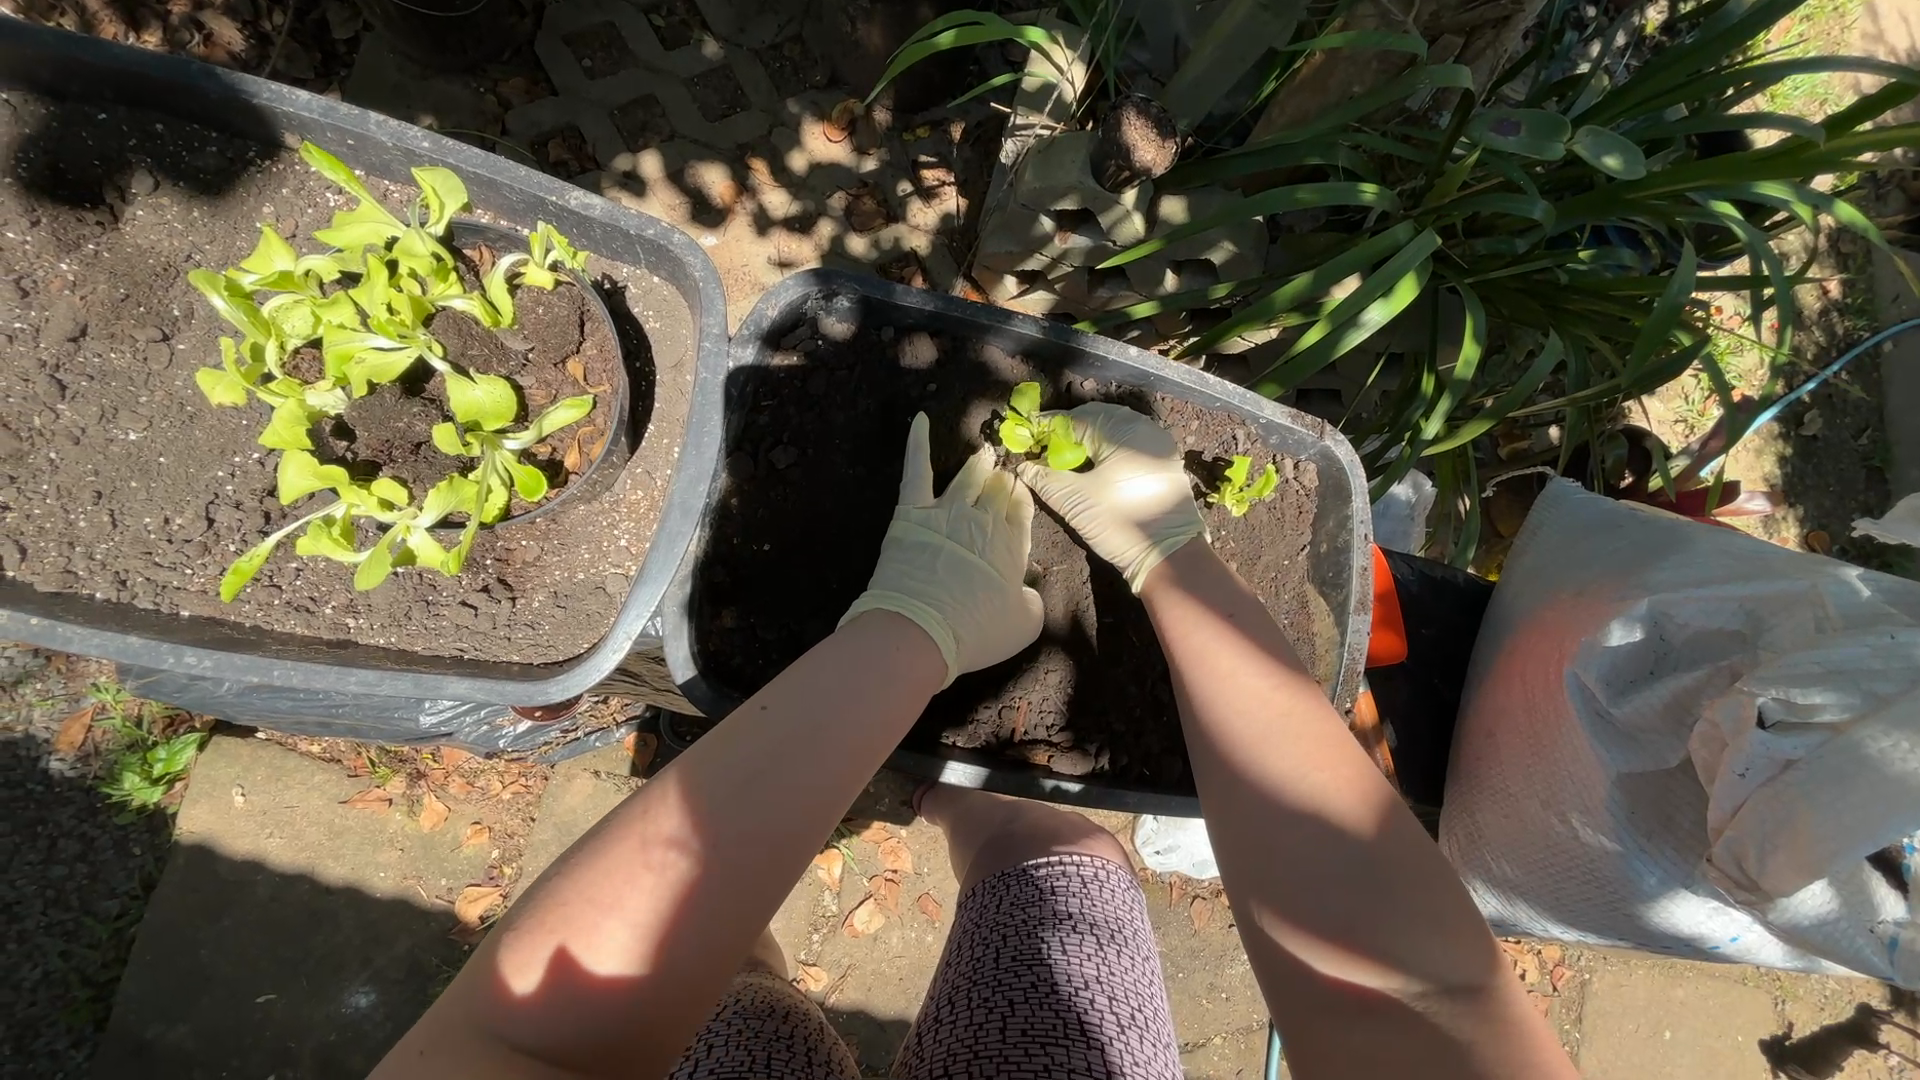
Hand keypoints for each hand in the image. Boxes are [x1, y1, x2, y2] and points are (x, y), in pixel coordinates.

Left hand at [841, 413, 1044, 686]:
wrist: (920, 629)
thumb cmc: (975, 632)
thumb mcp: (1025, 624)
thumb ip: (1032, 599)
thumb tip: (1027, 584)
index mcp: (1012, 546)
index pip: (1020, 511)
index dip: (1021, 500)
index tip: (1020, 493)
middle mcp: (983, 520)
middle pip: (997, 491)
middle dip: (1002, 479)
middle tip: (1003, 470)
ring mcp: (947, 510)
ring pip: (967, 477)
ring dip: (977, 464)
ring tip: (983, 452)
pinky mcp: (912, 511)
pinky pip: (916, 469)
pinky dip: (917, 443)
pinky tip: (920, 420)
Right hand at [1015, 403, 1205, 592]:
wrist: (1171, 557)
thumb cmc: (1121, 524)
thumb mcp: (1076, 501)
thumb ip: (1045, 478)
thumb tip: (1023, 466)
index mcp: (1123, 431)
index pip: (1075, 419)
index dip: (1047, 427)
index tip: (1025, 436)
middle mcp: (1144, 428)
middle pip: (1096, 419)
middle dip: (1067, 430)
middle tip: (1043, 447)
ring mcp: (1158, 444)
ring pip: (1113, 430)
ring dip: (1086, 439)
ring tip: (1064, 457)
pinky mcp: (1163, 462)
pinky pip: (1128, 443)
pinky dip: (1106, 448)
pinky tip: (1091, 466)